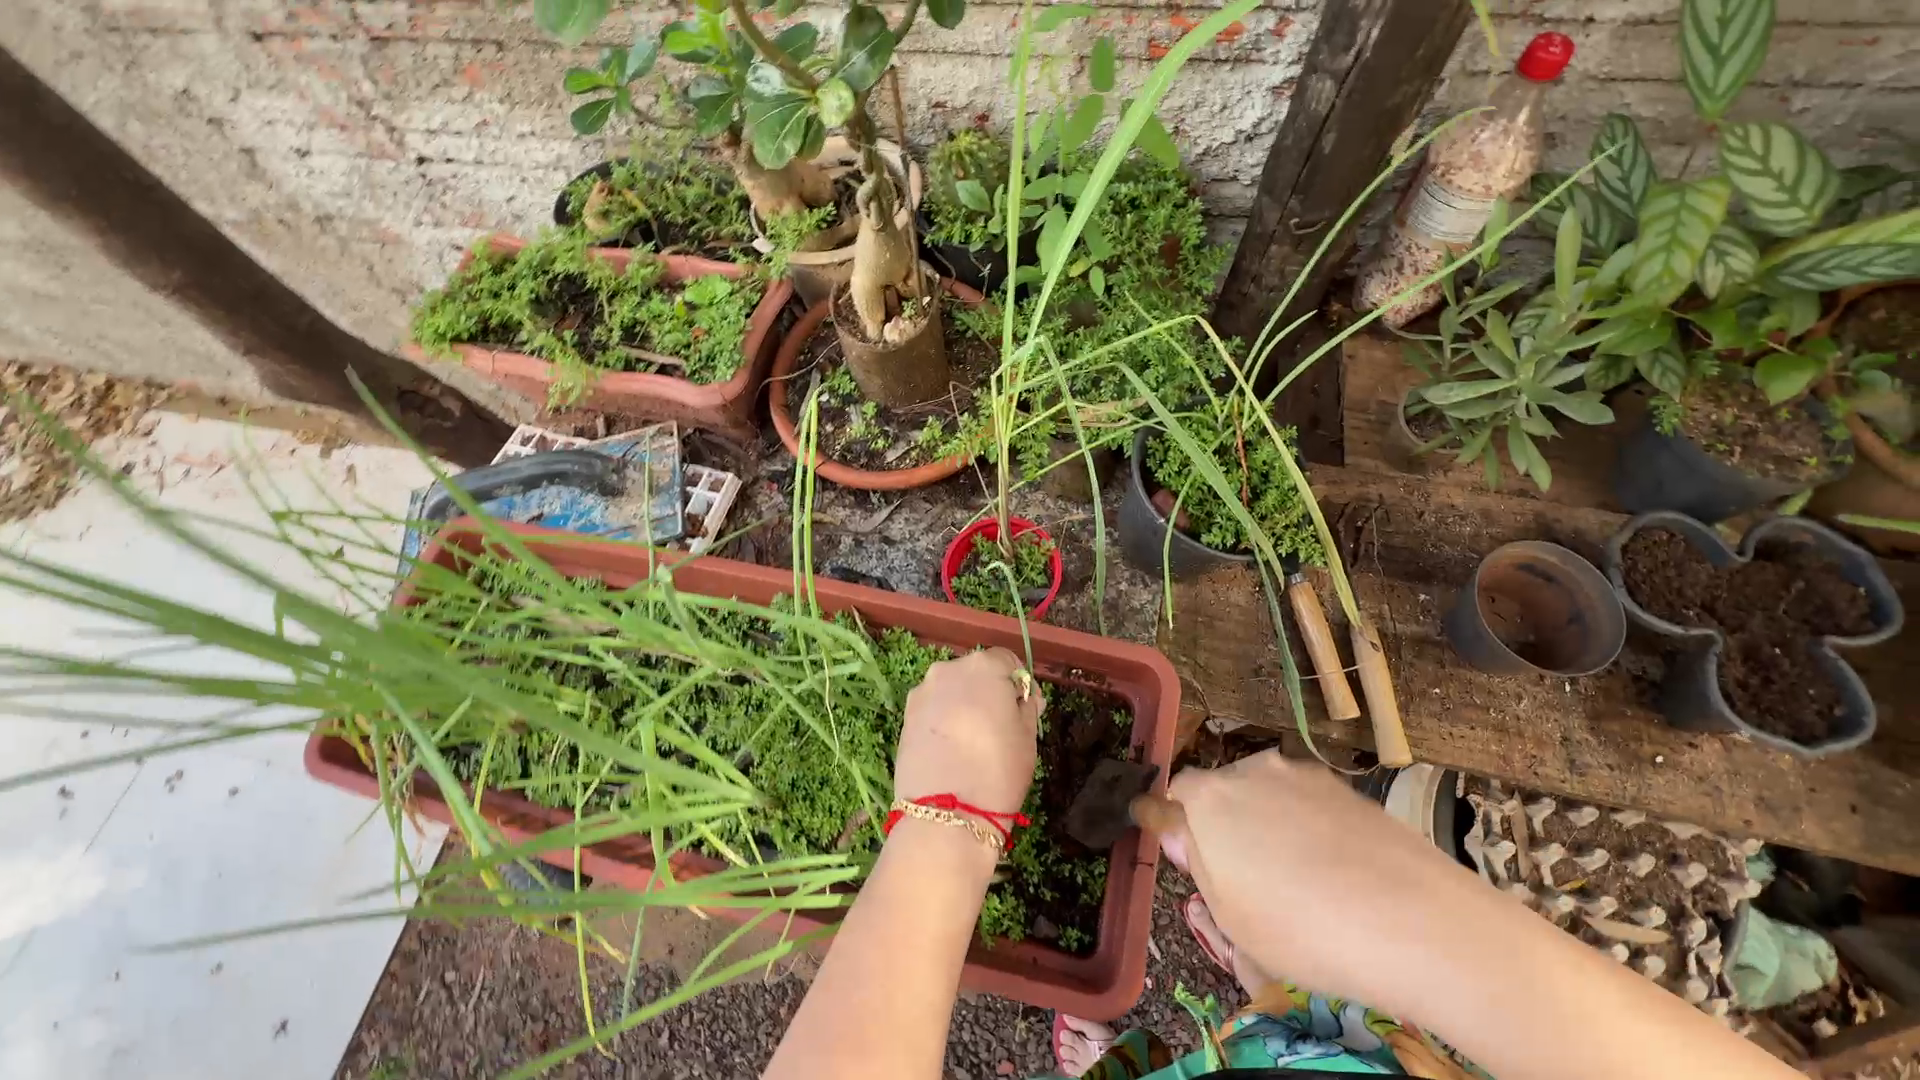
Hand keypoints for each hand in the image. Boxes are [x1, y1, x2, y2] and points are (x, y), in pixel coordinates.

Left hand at [894, 647, 1041, 817]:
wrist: (946, 813)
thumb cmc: (998, 769)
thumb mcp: (1028, 735)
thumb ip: (1026, 705)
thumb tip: (1021, 697)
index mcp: (983, 665)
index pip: (1007, 661)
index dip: (1020, 685)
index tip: (1027, 710)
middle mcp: (947, 669)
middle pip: (975, 673)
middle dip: (989, 693)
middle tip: (1001, 728)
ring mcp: (921, 693)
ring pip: (951, 691)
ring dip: (964, 706)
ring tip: (973, 743)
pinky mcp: (905, 718)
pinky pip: (933, 710)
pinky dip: (944, 722)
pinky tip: (952, 751)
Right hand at [1158, 750, 1508, 1017]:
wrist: (1418, 923)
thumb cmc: (1300, 929)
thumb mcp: (1229, 914)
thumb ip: (1197, 865)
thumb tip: (1180, 834)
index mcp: (1208, 799)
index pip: (1172, 794)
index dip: (1171, 822)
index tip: (1177, 848)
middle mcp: (1251, 771)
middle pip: (1221, 791)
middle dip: (1221, 823)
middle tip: (1241, 875)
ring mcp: (1304, 775)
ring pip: (1268, 795)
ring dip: (1267, 822)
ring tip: (1295, 877)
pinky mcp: (1348, 789)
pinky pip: (1309, 803)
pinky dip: (1309, 827)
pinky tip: (1334, 871)